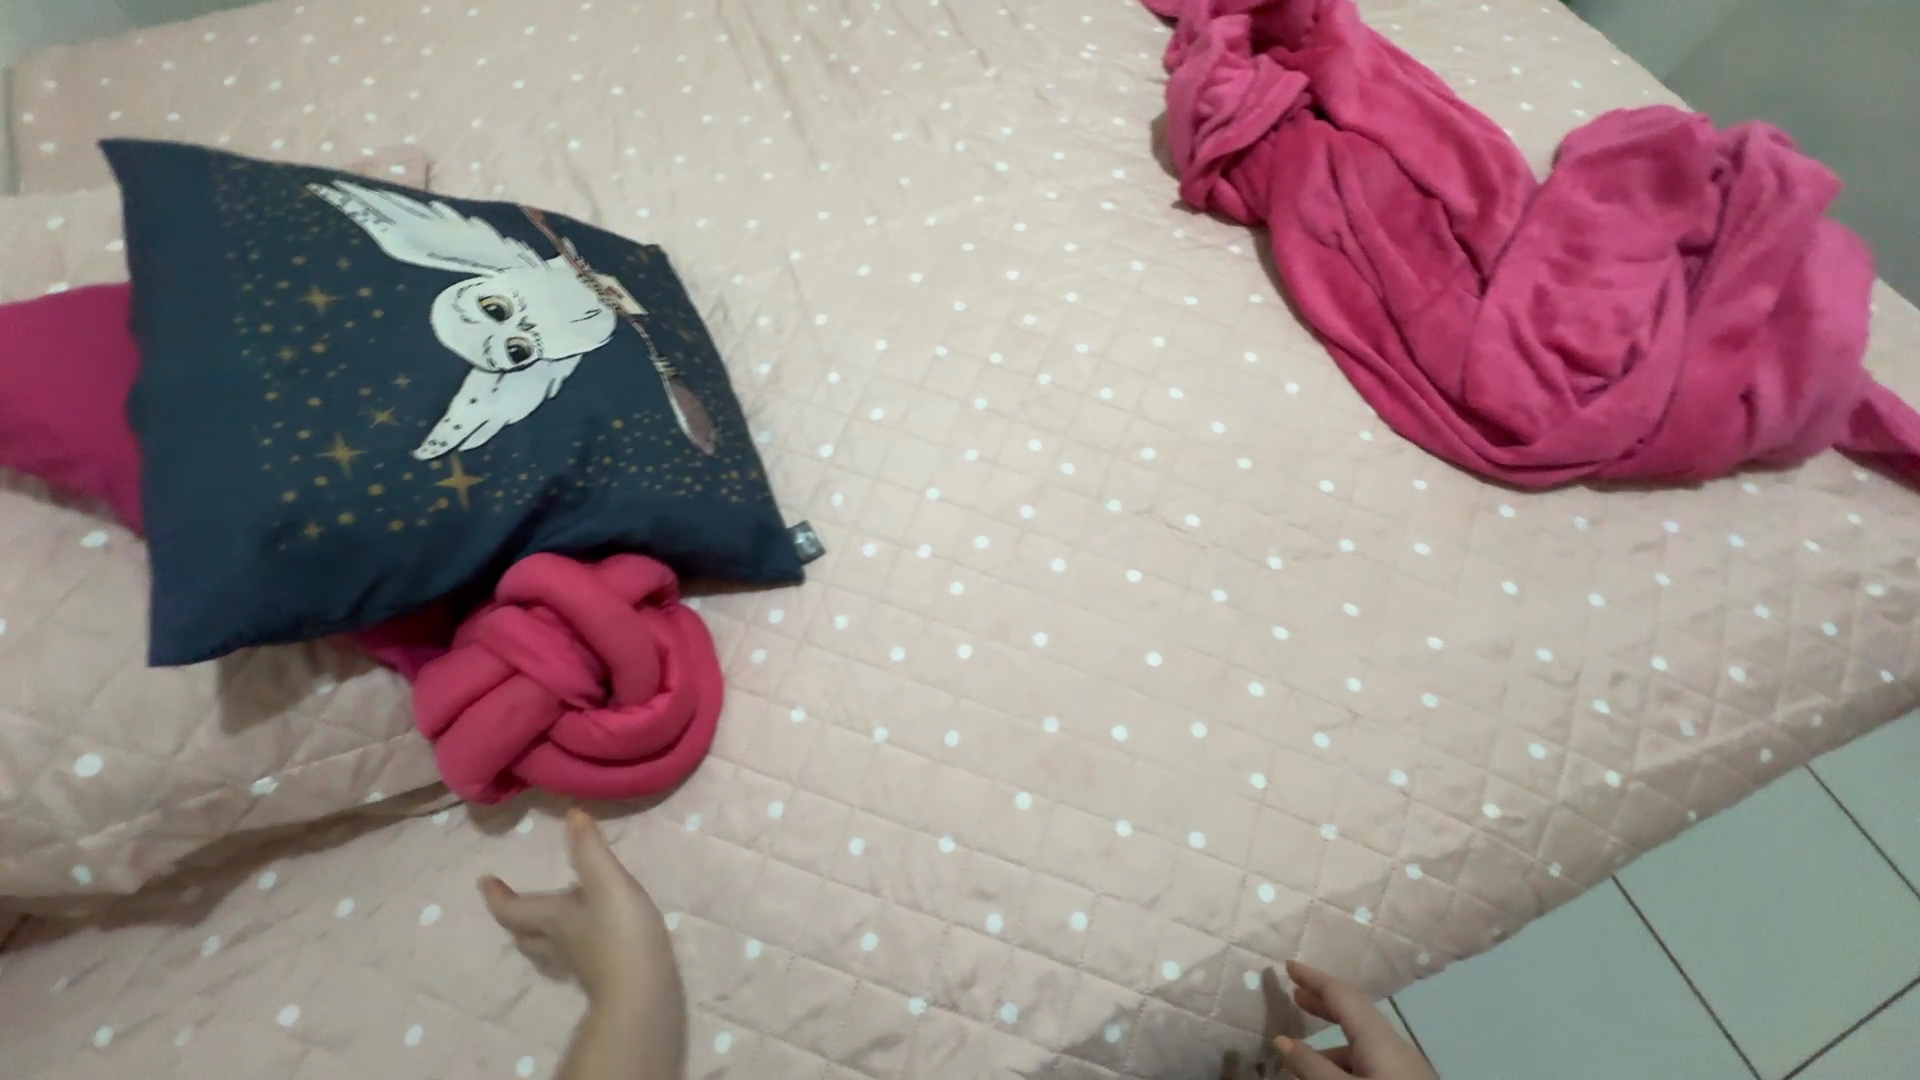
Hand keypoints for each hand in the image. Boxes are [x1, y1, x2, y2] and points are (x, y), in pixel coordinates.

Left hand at [479, 809, 679, 1005]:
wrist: (641, 989)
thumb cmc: (620, 932)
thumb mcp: (609, 882)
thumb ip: (591, 849)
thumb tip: (571, 814)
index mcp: (553, 918)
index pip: (512, 909)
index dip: (496, 895)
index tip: (483, 881)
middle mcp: (557, 941)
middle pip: (523, 932)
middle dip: (514, 915)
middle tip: (511, 901)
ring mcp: (576, 961)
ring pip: (543, 948)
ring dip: (535, 933)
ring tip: (542, 919)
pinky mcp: (597, 972)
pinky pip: (568, 957)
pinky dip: (565, 945)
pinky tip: (583, 939)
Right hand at [1273, 960, 1438, 1079]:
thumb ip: (1311, 1067)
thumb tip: (1280, 1039)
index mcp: (1379, 1040)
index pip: (1342, 995)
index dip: (1314, 978)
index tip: (1289, 965)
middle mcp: (1395, 1048)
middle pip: (1355, 1013)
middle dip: (1323, 1003)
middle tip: (1294, 996)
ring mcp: (1407, 1071)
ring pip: (1363, 1043)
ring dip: (1332, 1041)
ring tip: (1304, 1053)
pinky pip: (1372, 1064)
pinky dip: (1346, 1063)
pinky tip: (1333, 1079)